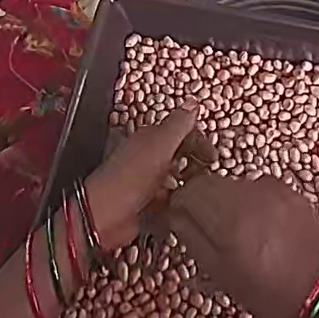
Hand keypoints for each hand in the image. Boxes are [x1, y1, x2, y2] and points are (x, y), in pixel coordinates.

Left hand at [82, 108, 212, 248]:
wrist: (106, 215)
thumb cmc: (130, 177)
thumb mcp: (159, 146)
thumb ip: (178, 125)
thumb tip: (193, 102)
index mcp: (150, 138)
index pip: (182, 132)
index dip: (199, 142)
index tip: (212, 158)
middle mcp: (149, 156)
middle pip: (181, 155)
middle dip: (196, 164)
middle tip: (207, 177)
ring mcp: (148, 180)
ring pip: (177, 178)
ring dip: (188, 185)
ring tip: (195, 194)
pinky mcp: (147, 203)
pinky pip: (170, 200)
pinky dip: (177, 203)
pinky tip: (182, 208)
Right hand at [158, 173, 318, 317]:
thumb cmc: (268, 293)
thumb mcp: (219, 272)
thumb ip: (190, 235)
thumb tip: (172, 212)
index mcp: (228, 215)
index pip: (186, 191)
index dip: (178, 206)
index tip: (180, 223)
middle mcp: (249, 192)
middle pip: (207, 183)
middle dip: (201, 202)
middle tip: (208, 232)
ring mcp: (271, 189)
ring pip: (231, 185)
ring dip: (225, 202)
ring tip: (238, 235)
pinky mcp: (289, 191)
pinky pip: (255, 189)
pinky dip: (249, 202)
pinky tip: (260, 229)